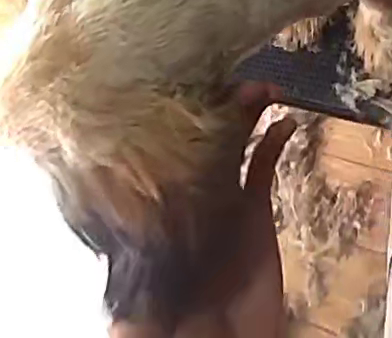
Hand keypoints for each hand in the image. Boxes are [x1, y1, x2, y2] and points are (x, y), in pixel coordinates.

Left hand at [112, 83, 296, 337]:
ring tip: (262, 88)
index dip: (173, 121)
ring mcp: (223, 200)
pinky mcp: (255, 209)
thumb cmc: (172, 328)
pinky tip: (286, 120)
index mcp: (156, 213)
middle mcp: (187, 196)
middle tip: (232, 78)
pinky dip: (277, 138)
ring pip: (233, 142)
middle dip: (214, 105)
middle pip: (199, 140)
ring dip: (247, 111)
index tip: (183, 90)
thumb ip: (124, 281)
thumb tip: (105, 236)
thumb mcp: (136, 310)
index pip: (162, 155)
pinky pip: (266, 165)